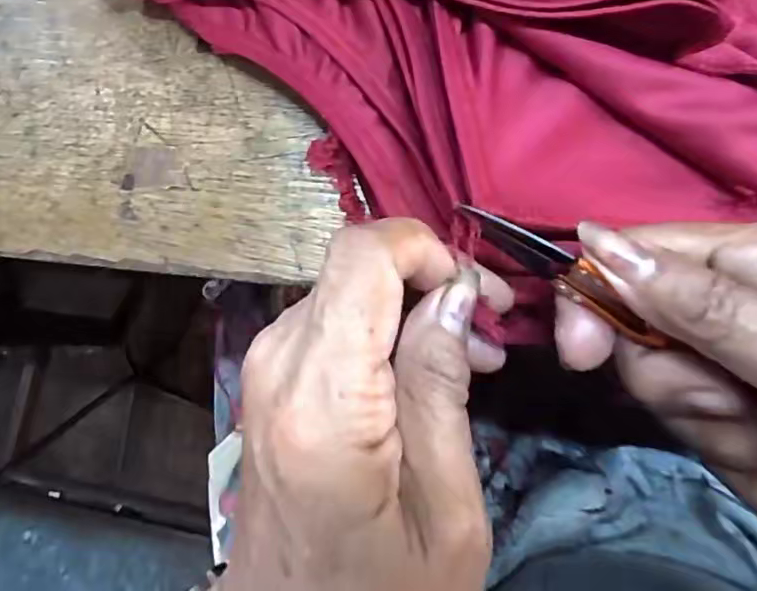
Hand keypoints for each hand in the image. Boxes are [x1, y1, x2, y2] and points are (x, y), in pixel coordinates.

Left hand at [225, 219, 512, 590]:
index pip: (361, 254)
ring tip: (468, 354)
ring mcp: (267, 360)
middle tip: (490, 325)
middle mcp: (279, 360)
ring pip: (349, 283)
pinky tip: (422, 366)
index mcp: (321, 396)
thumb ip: (441, 384)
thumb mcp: (444, 509)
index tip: (476, 292)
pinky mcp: (270, 369)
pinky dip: (384, 323)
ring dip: (411, 302)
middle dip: (429, 276)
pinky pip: (334, 313)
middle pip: (357, 264)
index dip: (423, 247)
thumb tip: (455, 292)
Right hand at [553, 218, 756, 527]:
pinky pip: (731, 450)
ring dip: (739, 439)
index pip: (656, 254)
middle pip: (663, 331)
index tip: (577, 351)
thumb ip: (707, 304)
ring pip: (691, 398)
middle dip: (691, 384)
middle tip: (751, 412)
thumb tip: (594, 239)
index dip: (605, 292)